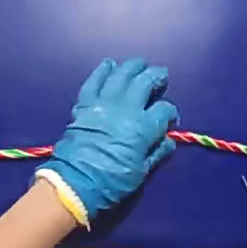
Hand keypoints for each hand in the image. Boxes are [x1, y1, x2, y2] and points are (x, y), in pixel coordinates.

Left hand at [33, 58, 178, 227]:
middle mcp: (126, 108)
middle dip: (157, 76)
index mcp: (143, 127)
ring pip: (121, 75)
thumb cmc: (111, 182)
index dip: (170, 112)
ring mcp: (104, 103)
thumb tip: (168, 140)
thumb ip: (156, 153)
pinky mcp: (85, 104)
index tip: (170, 118)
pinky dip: (102, 71)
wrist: (76, 183)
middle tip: (161, 75)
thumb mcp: (140, 173)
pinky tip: (109, 64)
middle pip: (145, 82)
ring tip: (139, 64)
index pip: (164, 110)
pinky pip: (94, 81)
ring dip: (132, 67)